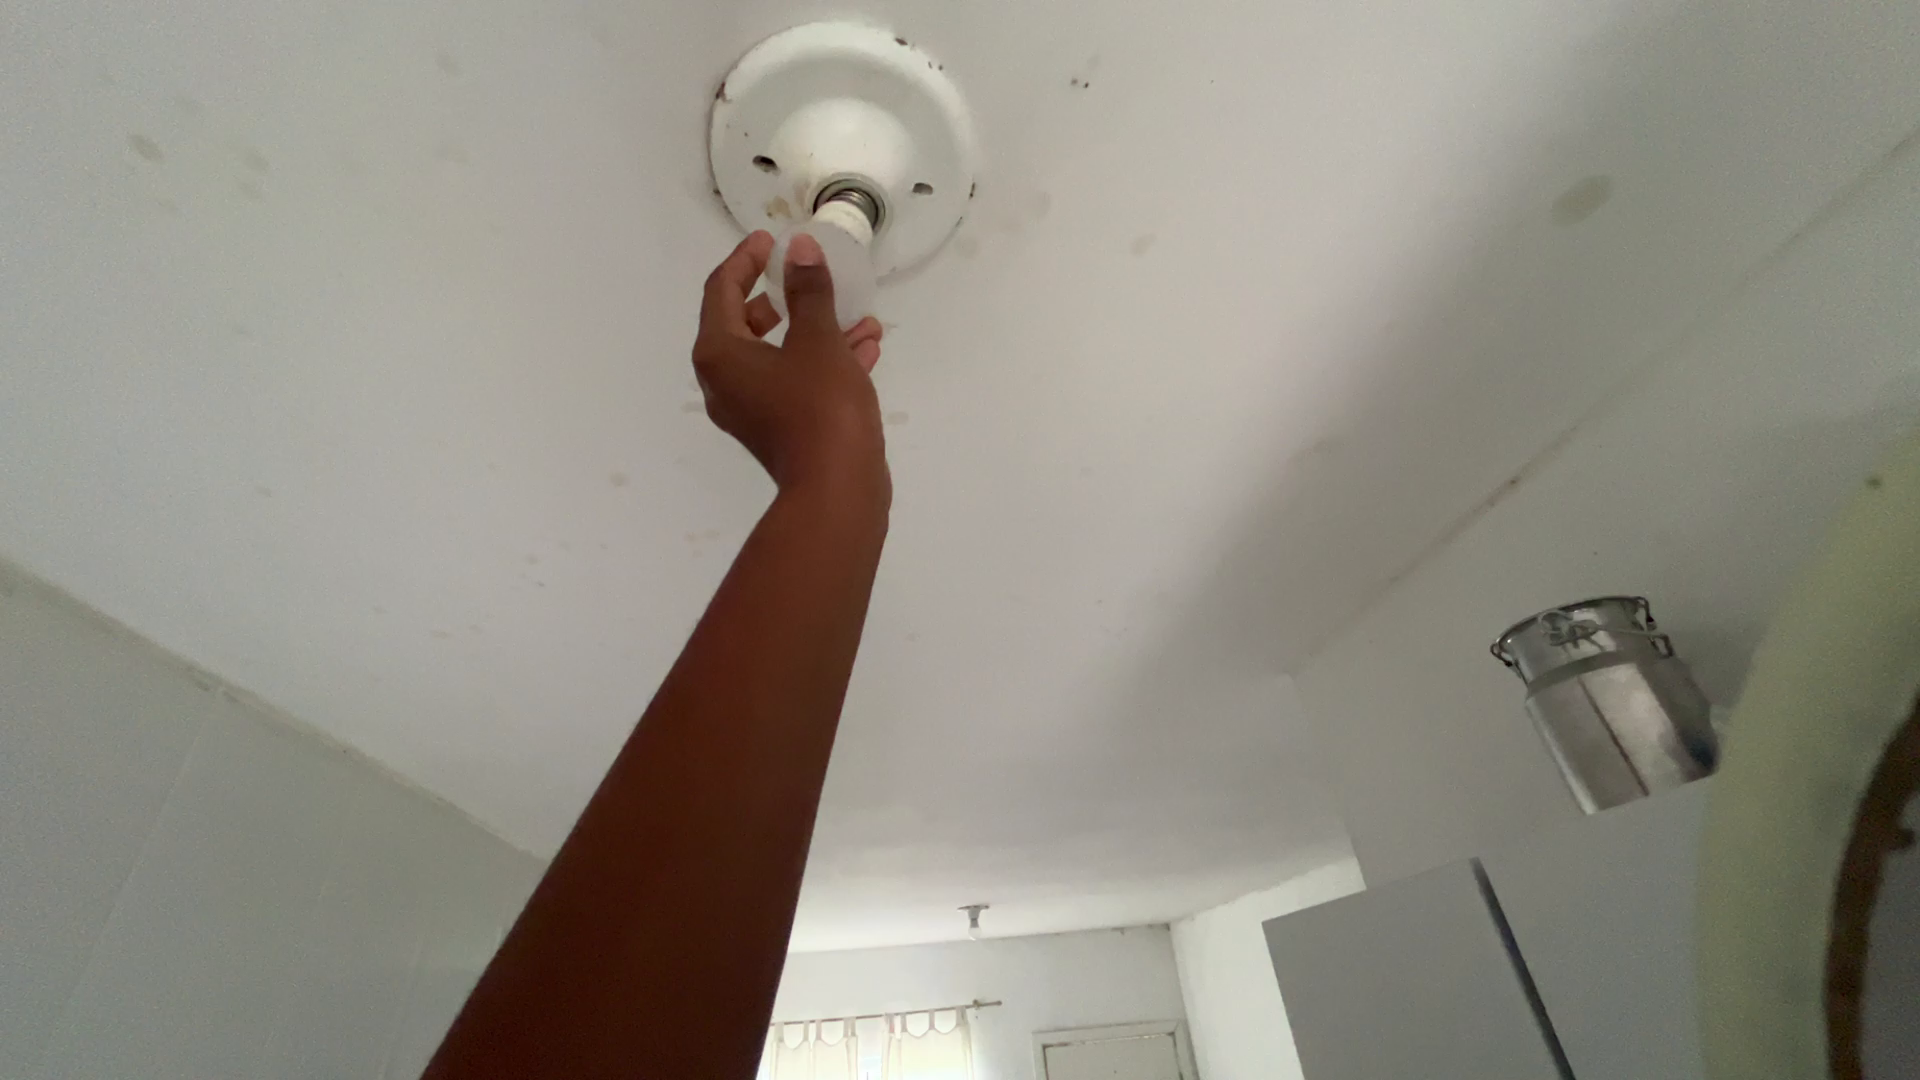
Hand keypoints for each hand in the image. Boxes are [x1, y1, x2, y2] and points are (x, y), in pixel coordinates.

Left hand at [694, 231, 887, 501]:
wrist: (838, 489)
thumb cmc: (821, 408)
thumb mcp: (819, 340)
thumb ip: (809, 290)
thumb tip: (801, 246)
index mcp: (720, 355)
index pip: (722, 290)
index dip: (746, 259)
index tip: (772, 241)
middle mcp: (726, 383)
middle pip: (747, 324)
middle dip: (786, 299)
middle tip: (807, 279)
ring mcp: (753, 411)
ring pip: (780, 356)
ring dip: (817, 332)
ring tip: (859, 317)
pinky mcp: (781, 431)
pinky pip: (796, 383)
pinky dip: (824, 364)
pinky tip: (867, 350)